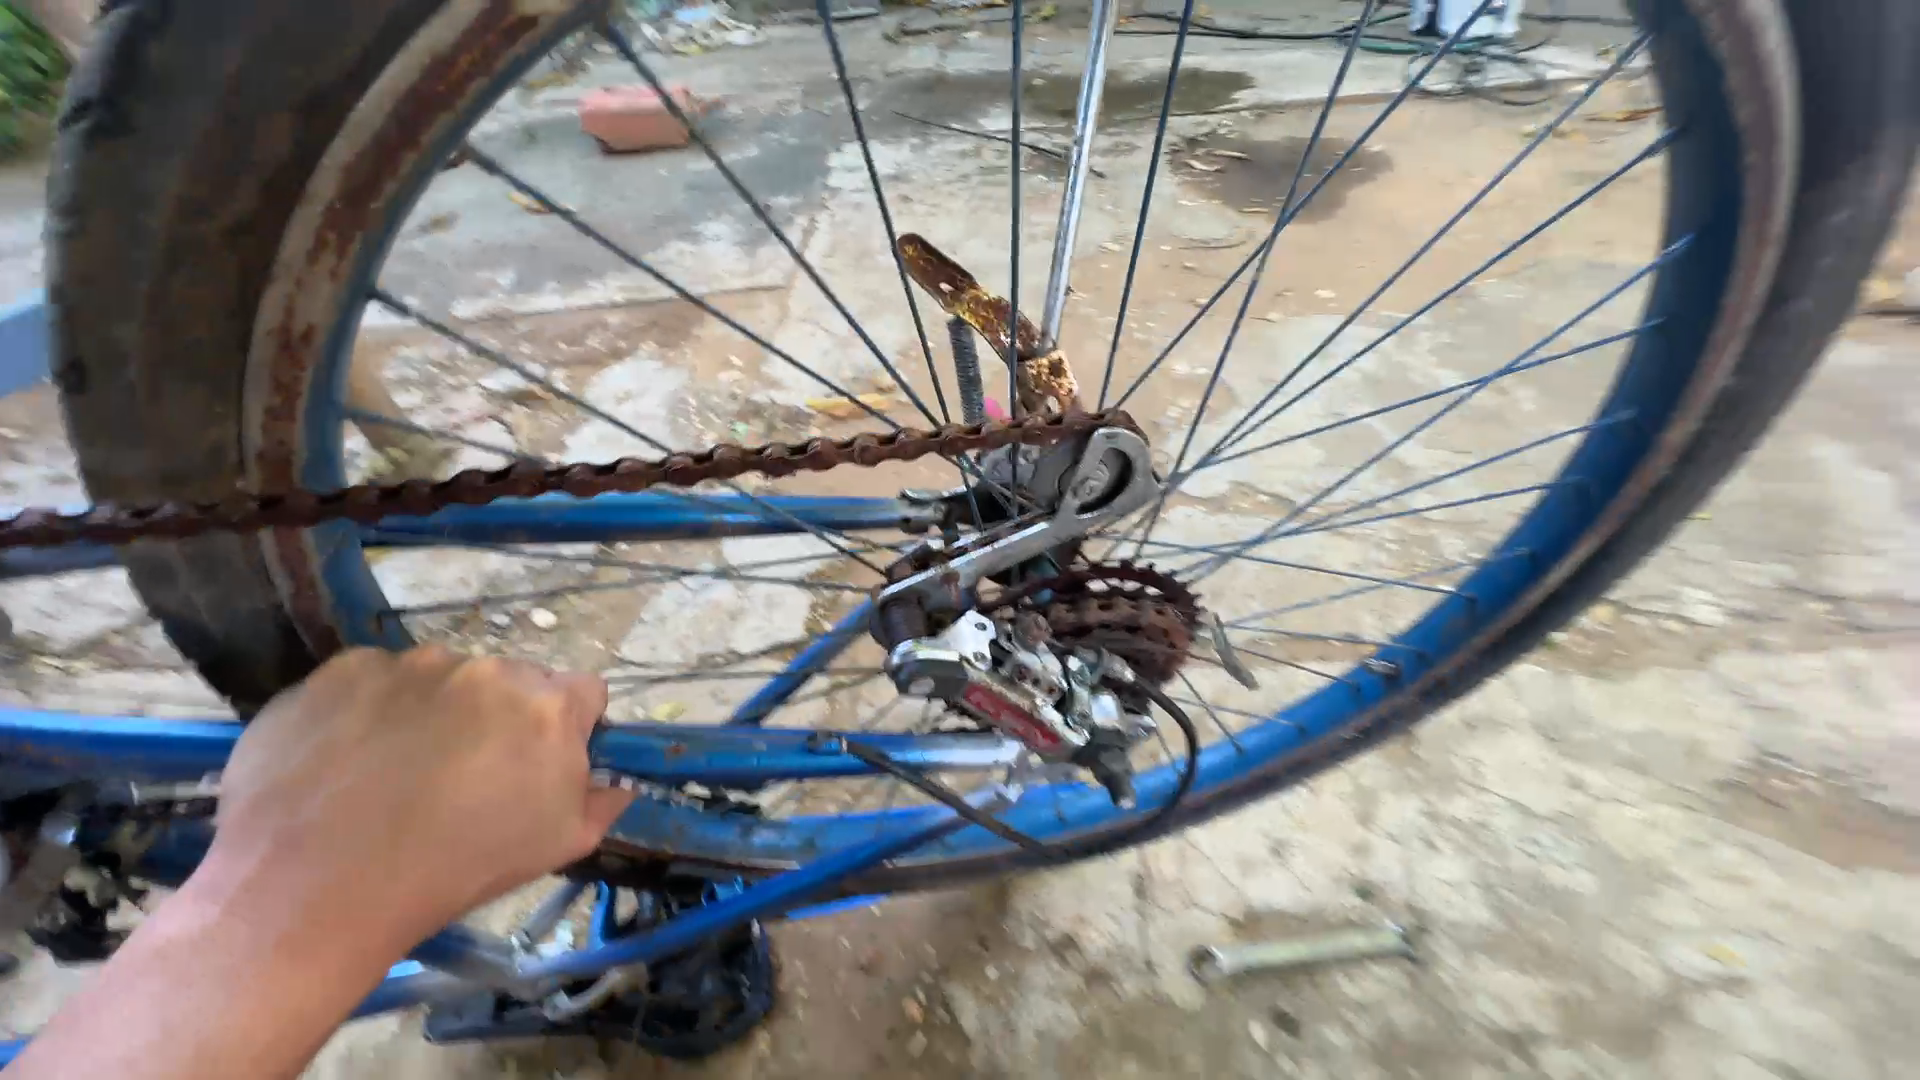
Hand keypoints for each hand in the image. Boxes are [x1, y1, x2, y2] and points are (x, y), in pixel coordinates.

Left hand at [207, 647, 633, 951]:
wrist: (313, 891)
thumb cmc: (457, 868)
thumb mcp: (561, 846)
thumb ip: (604, 802)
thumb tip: (618, 784)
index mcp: (550, 705)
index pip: (584, 692)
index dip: (568, 727)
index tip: (537, 763)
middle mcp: (490, 668)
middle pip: (514, 682)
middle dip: (502, 716)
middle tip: (467, 772)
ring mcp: (413, 663)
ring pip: (445, 677)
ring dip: (439, 708)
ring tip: (399, 769)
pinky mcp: (344, 670)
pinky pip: (378, 680)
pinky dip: (375, 708)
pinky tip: (352, 758)